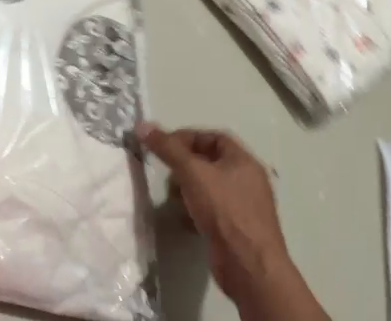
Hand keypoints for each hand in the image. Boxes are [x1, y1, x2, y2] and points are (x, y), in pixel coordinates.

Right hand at [137, 124, 327, 320]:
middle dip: (184, 166)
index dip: (187, 137)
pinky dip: (194, 210)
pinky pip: (210, 210)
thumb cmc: (224, 210)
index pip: (213, 137)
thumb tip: (142, 125)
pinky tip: (183, 218)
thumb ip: (167, 147)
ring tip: (173, 199)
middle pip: (209, 162)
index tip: (165, 146)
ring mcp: (243, 207)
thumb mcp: (192, 172)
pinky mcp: (235, 229)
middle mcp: (247, 181)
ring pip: (207, 187)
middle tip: (168, 174)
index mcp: (244, 162)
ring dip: (186, 189)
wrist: (248, 266)